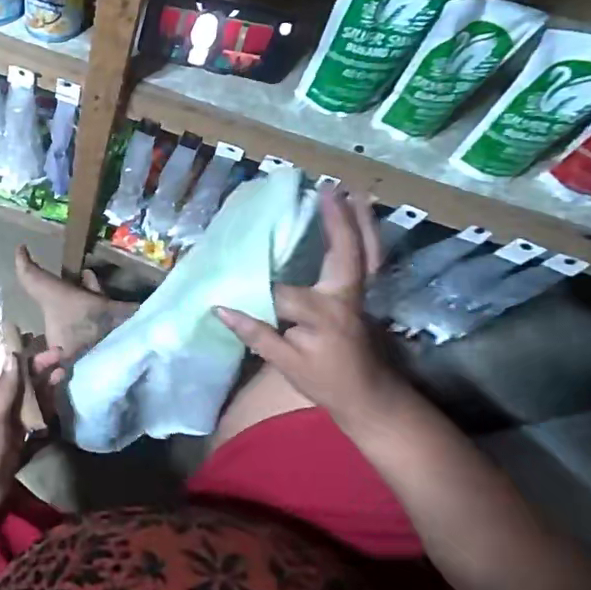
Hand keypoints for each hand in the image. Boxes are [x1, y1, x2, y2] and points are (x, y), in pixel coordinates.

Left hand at [0, 341, 65, 519]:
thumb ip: (5, 387)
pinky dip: (47, 410)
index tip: (36, 338)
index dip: (15, 350)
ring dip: (45, 385)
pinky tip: (59, 403)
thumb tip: (13, 354)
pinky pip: (35, 420)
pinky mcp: (19, 442)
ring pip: (29, 398)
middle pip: (18, 380)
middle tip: (62, 355)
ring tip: (64, 373)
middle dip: (37, 367)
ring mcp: (8, 425)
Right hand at [215, 186, 394, 418]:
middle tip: (328, 189)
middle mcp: (344, 297)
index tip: (226, 285)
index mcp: (323, 313)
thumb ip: (256, 334)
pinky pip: (366, 260)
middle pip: (346, 252)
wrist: (371, 400)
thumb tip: (219, 308)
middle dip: (338, 220)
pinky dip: (364, 238)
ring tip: (354, 194)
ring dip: (361, 222)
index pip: (283, 292)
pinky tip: (358, 223)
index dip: (254, 288)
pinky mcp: (360, 296)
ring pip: (366, 252)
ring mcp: (357, 295)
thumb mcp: (288, 364)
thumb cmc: (329, 384)